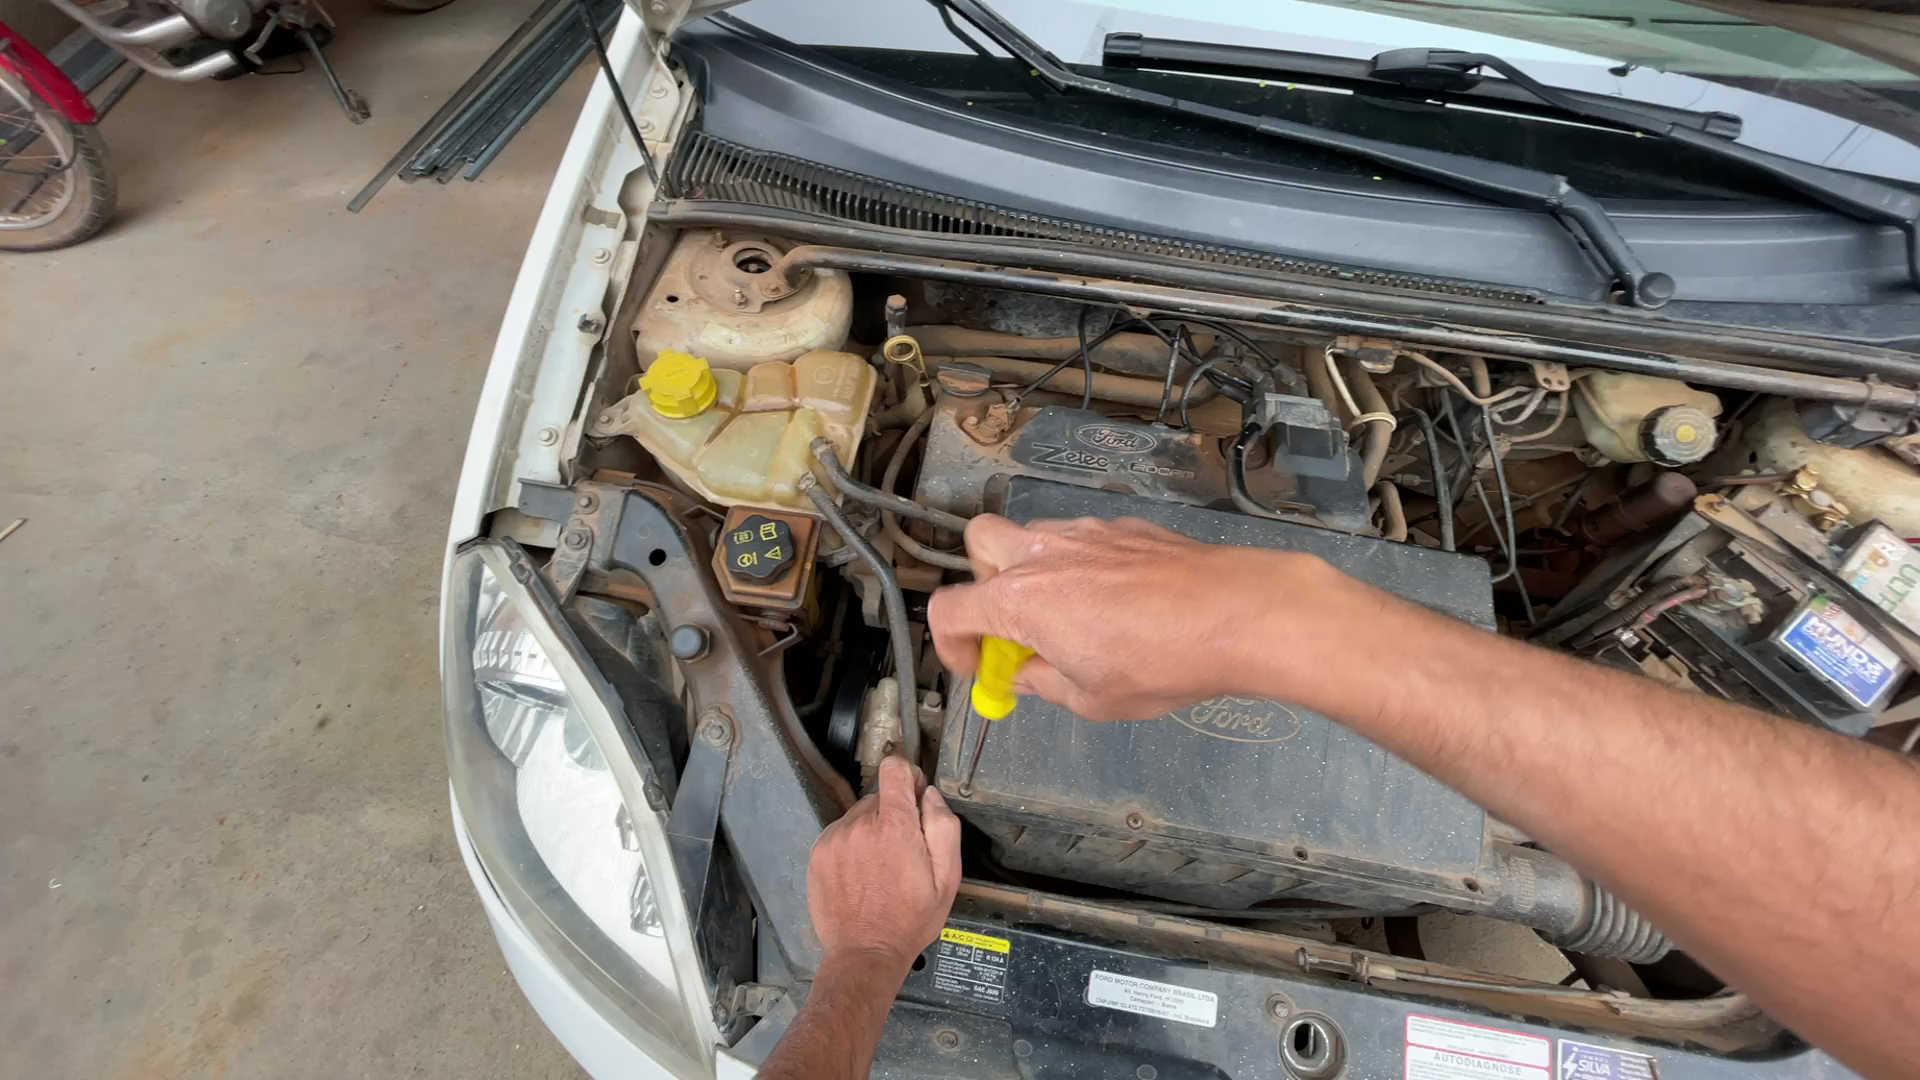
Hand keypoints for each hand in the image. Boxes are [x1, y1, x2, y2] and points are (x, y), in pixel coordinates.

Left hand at [807, 756, 961, 975]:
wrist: (864, 954)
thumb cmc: (909, 920)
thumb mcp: (947, 877)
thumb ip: (943, 825)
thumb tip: (930, 795)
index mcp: (895, 826)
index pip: (895, 769)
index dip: (909, 778)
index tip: (914, 797)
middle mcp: (861, 825)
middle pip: (880, 796)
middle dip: (894, 815)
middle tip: (902, 850)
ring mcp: (836, 838)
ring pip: (860, 814)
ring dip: (872, 830)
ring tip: (880, 867)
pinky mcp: (819, 852)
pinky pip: (842, 832)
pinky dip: (853, 844)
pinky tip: (862, 873)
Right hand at [927, 514, 1353, 719]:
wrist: (1235, 611)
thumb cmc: (1157, 665)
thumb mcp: (1090, 697)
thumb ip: (1041, 682)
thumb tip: (1022, 673)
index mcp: (1019, 599)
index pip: (948, 609)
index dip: (950, 644)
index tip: (980, 667)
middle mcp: (1040, 553)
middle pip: (978, 541)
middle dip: (983, 580)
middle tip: (1017, 619)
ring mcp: (1082, 531)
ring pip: (1031, 535)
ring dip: (1032, 570)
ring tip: (1074, 613)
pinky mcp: (1121, 525)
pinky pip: (1080, 538)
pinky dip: (1078, 564)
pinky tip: (1120, 597)